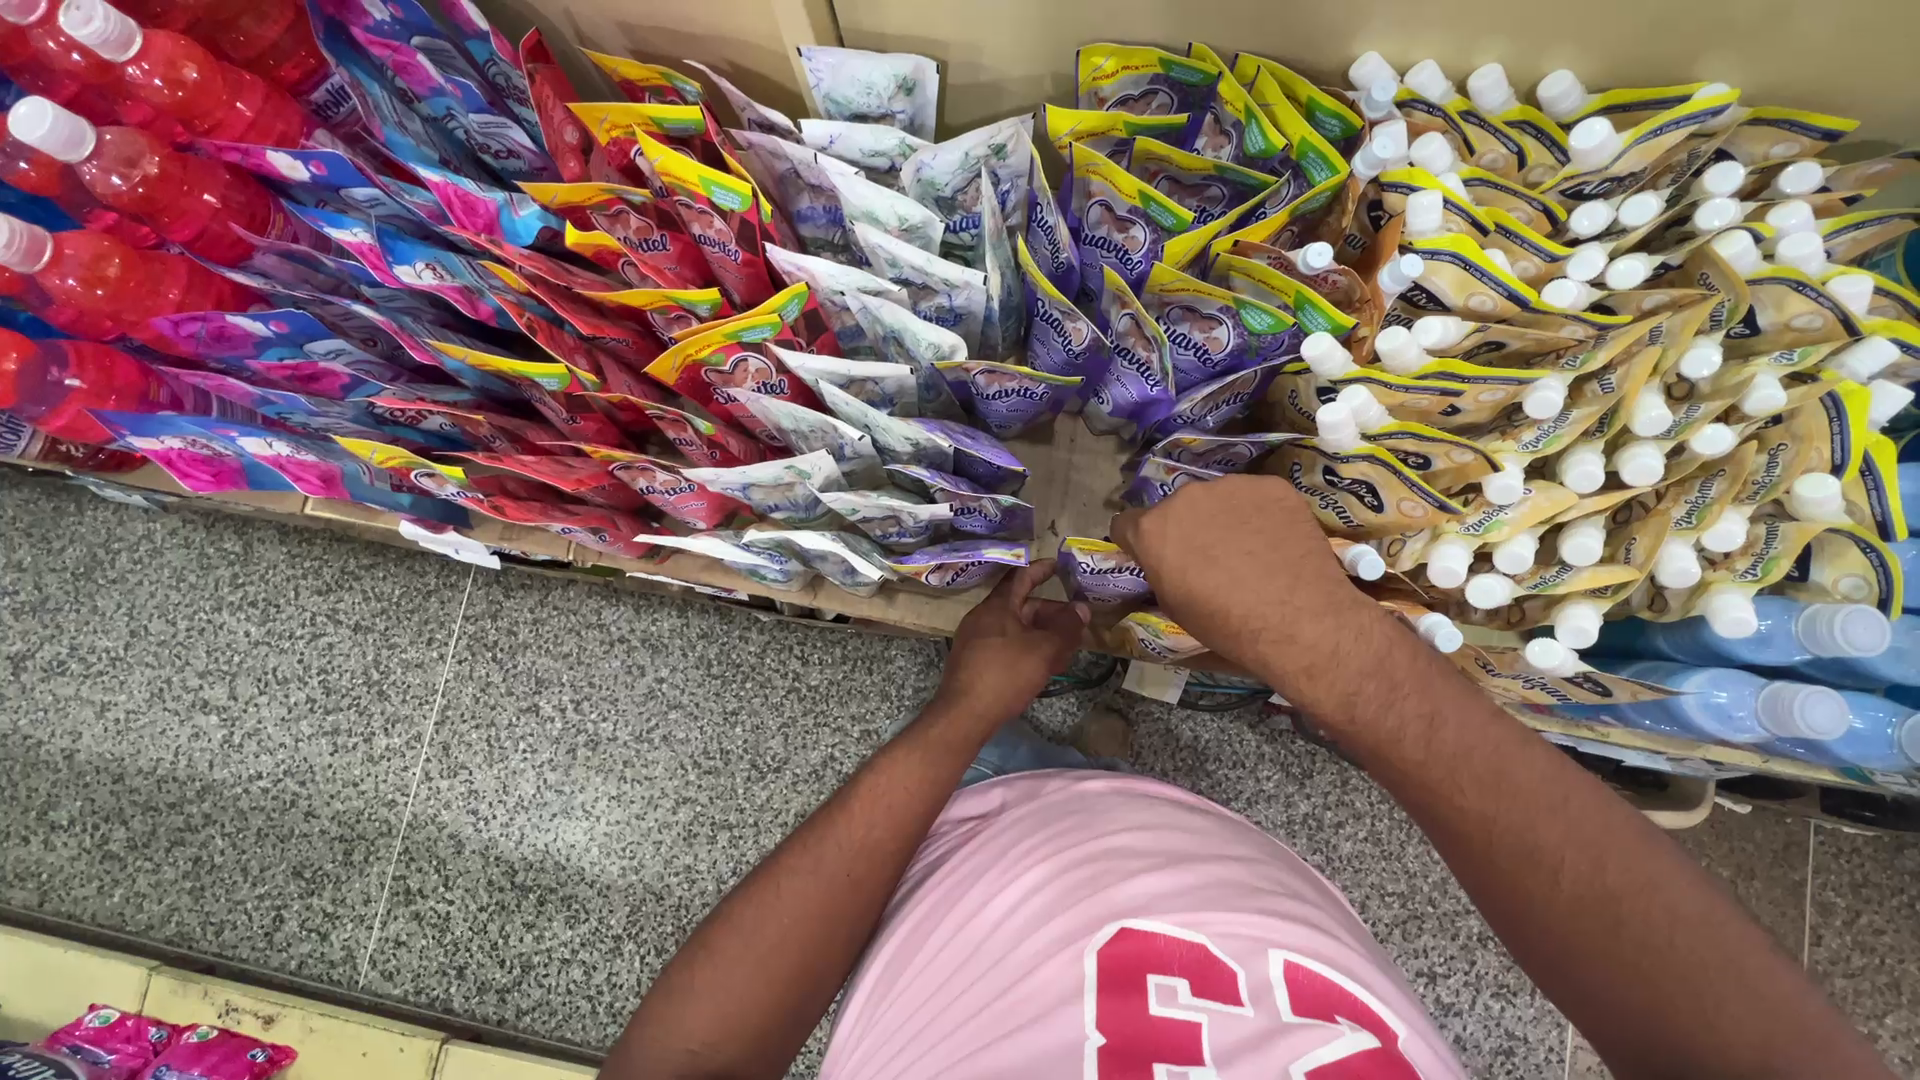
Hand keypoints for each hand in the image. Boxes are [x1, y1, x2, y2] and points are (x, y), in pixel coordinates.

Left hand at [930, 559, 1089, 731]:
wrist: (964, 715)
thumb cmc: (1005, 675)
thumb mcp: (1044, 650)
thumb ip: (1066, 628)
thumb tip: (1082, 609)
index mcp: (997, 607)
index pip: (1020, 577)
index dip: (1041, 569)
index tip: (1059, 566)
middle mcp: (983, 618)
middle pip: (1022, 606)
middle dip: (1051, 613)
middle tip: (1077, 623)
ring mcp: (976, 641)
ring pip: (1016, 629)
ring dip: (1042, 635)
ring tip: (1067, 648)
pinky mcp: (975, 663)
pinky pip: (1007, 646)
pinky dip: (1028, 649)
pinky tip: (1045, 667)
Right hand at [1110, 474, 1383, 677]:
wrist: (1299, 618)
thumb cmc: (1226, 625)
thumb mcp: (1173, 609)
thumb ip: (1159, 574)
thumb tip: (1164, 567)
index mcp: (1152, 529)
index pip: (1125, 524)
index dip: (1137, 544)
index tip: (1154, 560)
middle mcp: (1184, 497)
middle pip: (1174, 509)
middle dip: (1184, 528)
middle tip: (1208, 559)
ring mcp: (1230, 486)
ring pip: (1216, 498)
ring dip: (1221, 517)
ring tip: (1248, 549)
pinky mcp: (1271, 485)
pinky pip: (1254, 496)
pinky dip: (1259, 514)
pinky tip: (1275, 541)